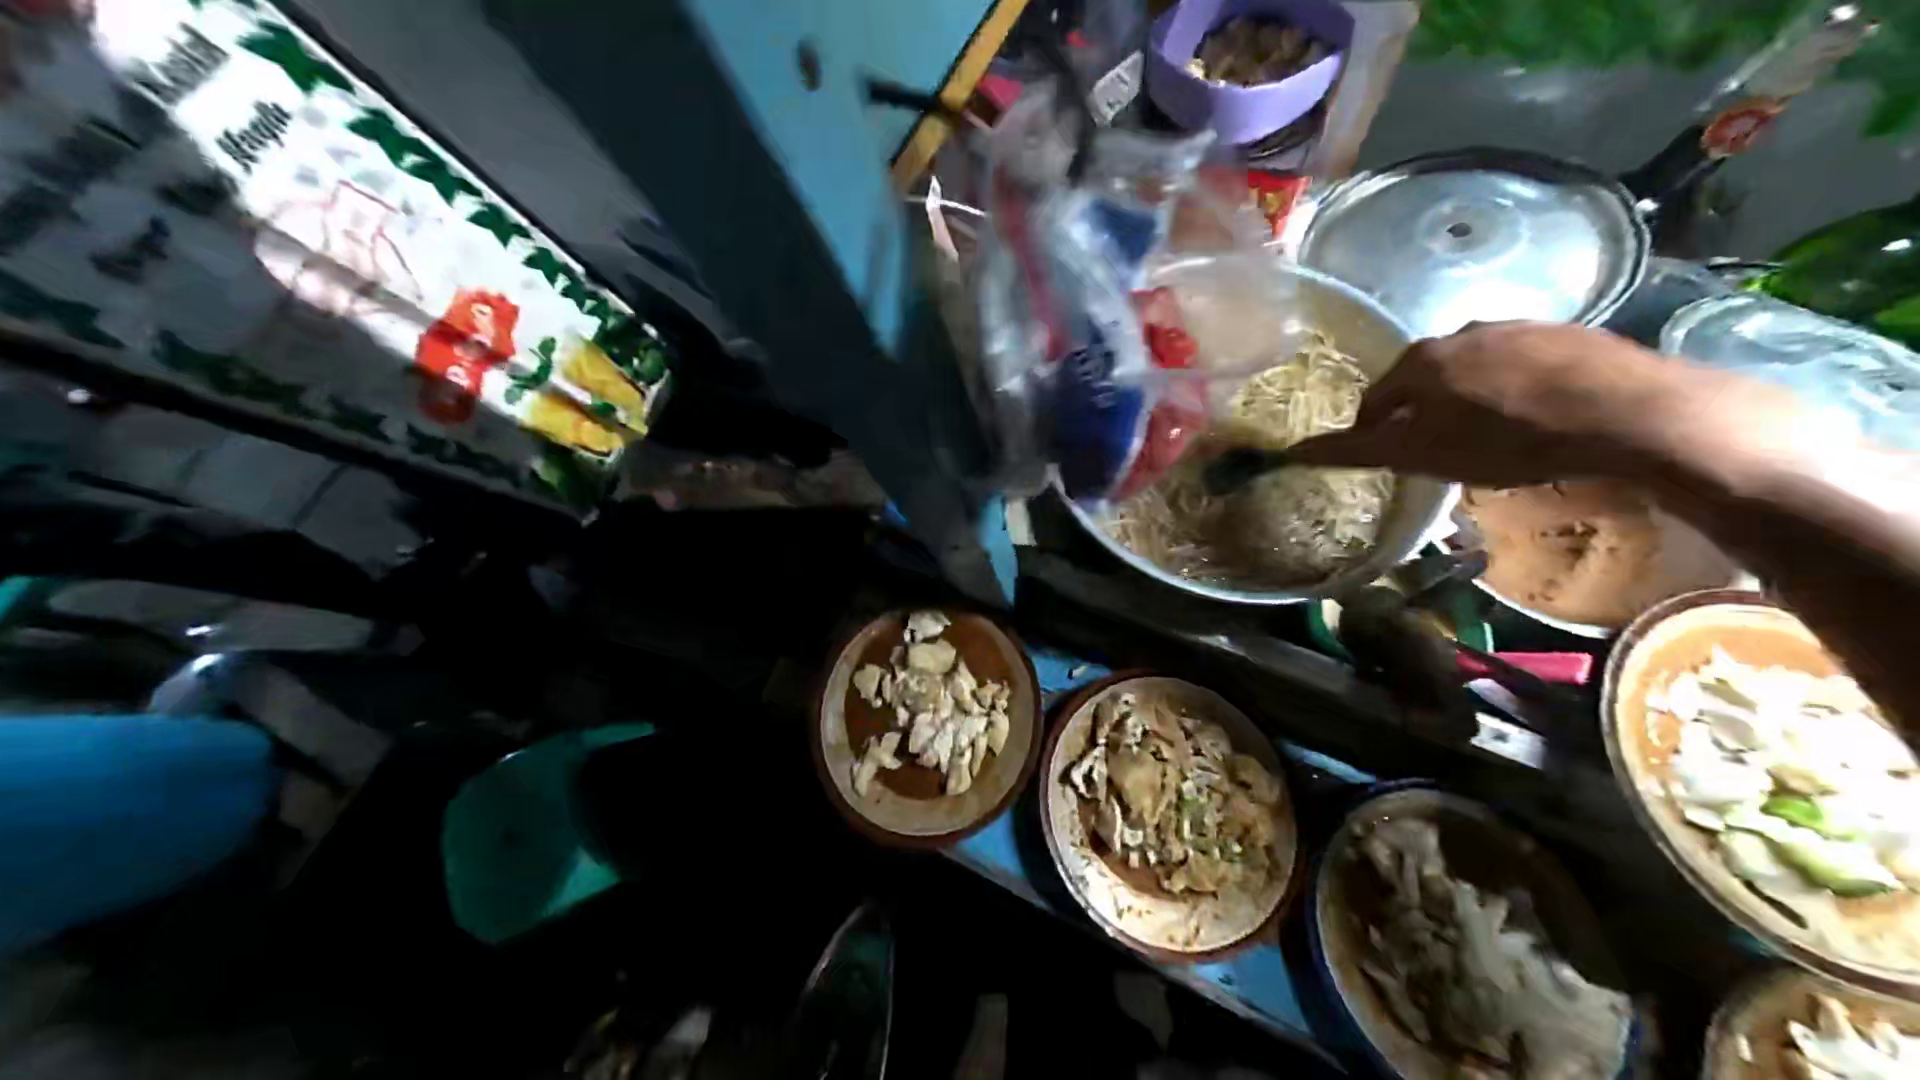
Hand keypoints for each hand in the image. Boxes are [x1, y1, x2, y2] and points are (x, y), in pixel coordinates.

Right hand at [1288, 322, 1761, 487]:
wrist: (1629, 415)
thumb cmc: (1505, 439)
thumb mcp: (1418, 454)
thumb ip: (1352, 450)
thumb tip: (1292, 451)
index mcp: (1418, 360)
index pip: (1373, 400)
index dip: (1373, 433)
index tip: (1388, 460)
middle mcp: (1460, 331)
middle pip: (1420, 381)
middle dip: (1420, 412)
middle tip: (1438, 450)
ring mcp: (1518, 325)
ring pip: (1469, 369)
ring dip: (1465, 398)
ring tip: (1488, 435)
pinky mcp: (1568, 332)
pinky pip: (1518, 363)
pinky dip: (1511, 387)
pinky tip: (1532, 415)